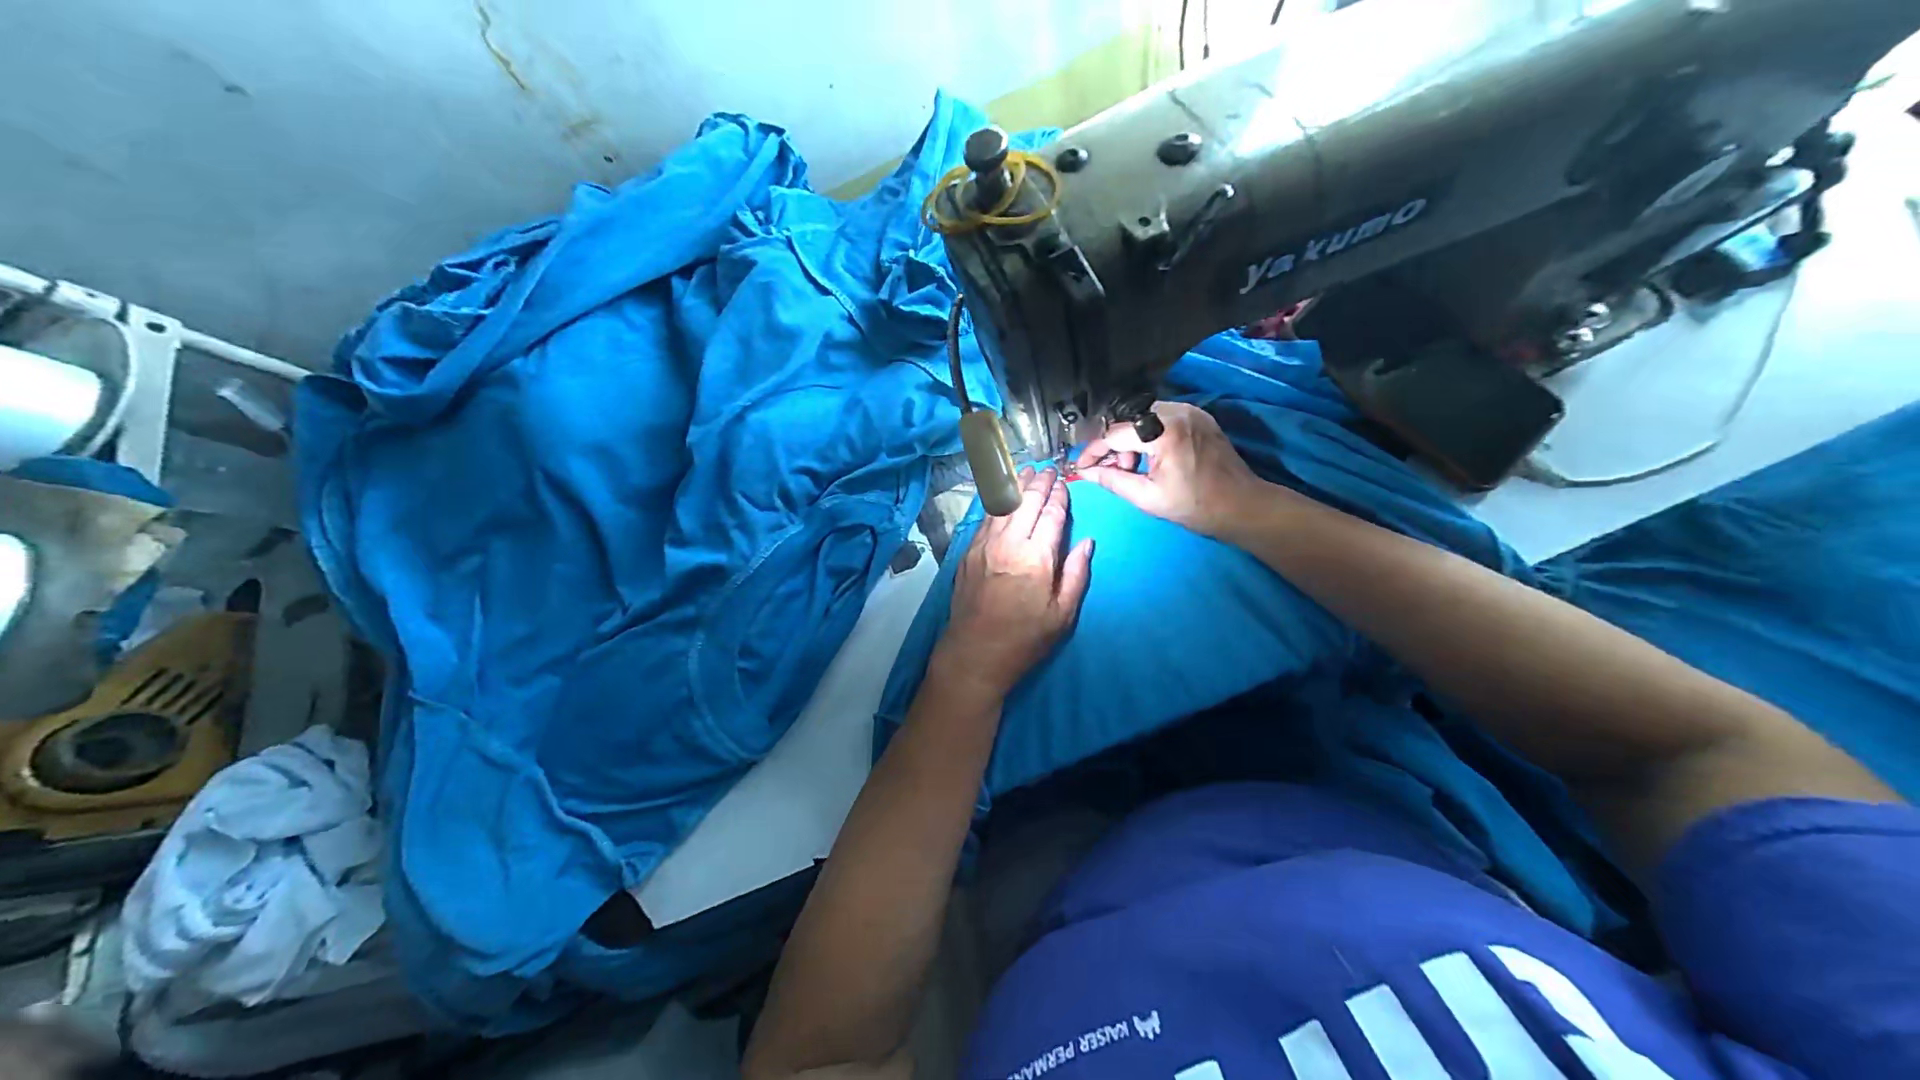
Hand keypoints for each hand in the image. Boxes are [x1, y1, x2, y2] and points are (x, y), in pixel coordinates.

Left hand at [928, 467, 1093, 701]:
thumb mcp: (1062, 615)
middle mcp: (1007, 545)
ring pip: (1002, 506)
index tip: (1065, 483)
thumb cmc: (1023, 640)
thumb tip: (1087, 543)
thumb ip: (1076, 575)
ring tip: (1026, 472)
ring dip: (1016, 487)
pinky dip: (997, 503)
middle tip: (1049, 470)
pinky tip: (1003, 497)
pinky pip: (985, 520)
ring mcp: (983, 547)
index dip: (1059, 496)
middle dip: (1039, 484)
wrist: (974, 655)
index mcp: (1035, 558)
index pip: (1051, 515)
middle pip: (1025, 503)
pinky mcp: (968, 554)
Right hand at [1075, 402, 1273, 538]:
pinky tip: (1152, 456)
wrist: (1241, 505)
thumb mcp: (1147, 497)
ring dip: (1131, 438)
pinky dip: (1148, 433)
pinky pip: (1161, 416)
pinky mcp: (1198, 415)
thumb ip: (1113, 480)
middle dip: (1115, 444)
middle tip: (1118, 469)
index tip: (1080, 466)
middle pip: (1127, 419)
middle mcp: (1177, 412)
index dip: (1093, 451)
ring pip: (1142, 415)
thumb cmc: (1194, 506)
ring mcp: (1190, 410)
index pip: (1114, 434)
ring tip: (1136, 466)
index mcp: (1164, 432)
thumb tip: (1085, 473)